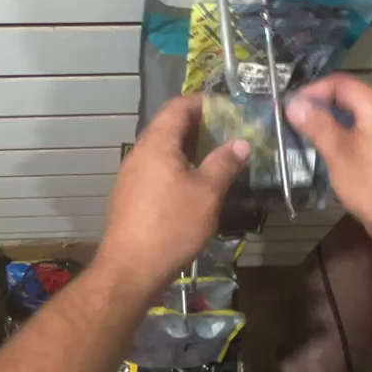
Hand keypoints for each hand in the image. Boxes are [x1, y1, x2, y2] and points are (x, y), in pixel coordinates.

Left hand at [95, 96, 249, 287]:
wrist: (131, 268)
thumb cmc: (172, 225)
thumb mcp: (207, 193)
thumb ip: (224, 163)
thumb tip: (241, 143)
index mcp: (157, 143)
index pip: (178, 106)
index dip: (204, 102)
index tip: (229, 109)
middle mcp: (139, 153)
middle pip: (169, 126)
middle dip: (200, 127)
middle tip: (228, 135)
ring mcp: (131, 175)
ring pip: (162, 150)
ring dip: (189, 149)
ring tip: (216, 160)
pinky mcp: (130, 196)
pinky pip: (156, 169)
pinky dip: (177, 168)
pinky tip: (194, 186)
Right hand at [285, 74, 371, 246]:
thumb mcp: (339, 154)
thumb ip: (317, 125)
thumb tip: (294, 104)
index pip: (342, 83)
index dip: (313, 91)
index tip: (291, 108)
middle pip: (353, 97)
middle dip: (323, 107)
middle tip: (297, 122)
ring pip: (362, 117)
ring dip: (336, 123)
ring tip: (312, 139)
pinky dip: (351, 137)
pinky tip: (337, 156)